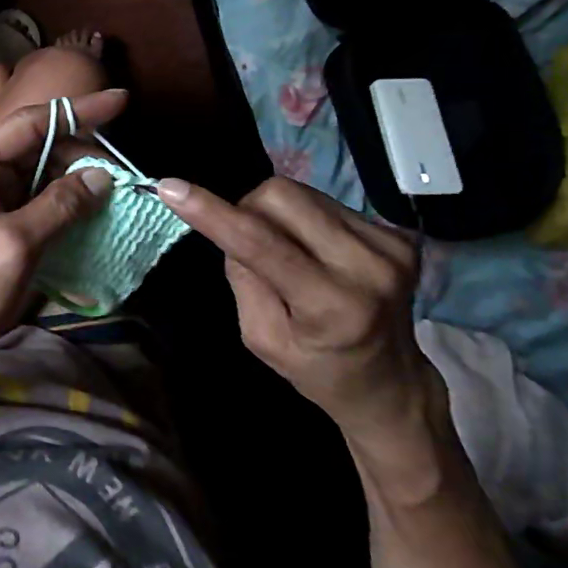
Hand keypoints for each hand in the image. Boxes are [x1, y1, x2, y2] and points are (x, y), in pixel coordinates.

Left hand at [0, 90, 126, 387]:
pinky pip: (40, 194)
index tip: (121, 101)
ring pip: (43, 169)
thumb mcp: (17, 243)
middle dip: (81, 152)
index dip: (76, 111)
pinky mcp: (0, 215)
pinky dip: (68, 197)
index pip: (28, 124)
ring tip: (116, 189)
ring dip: (78, 176)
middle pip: (38, 144)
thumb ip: (61, 204)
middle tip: (123, 172)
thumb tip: (102, 175)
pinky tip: (95, 204)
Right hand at [156, 176, 440, 445]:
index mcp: (332, 306)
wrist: (391, 381)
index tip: (169, 187)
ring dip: (275, 213)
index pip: (260, 243)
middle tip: (243, 240)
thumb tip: (231, 224)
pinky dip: (302, 219)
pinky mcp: (397, 232)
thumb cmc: (315, 367)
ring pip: (301, 192)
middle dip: (246, 208)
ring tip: (285, 250)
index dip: (212, 212)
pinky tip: (313, 250)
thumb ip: (244, 279)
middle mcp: (369, 267)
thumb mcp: (261, 337)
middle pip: (280, 196)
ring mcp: (389, 245)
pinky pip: (324, 201)